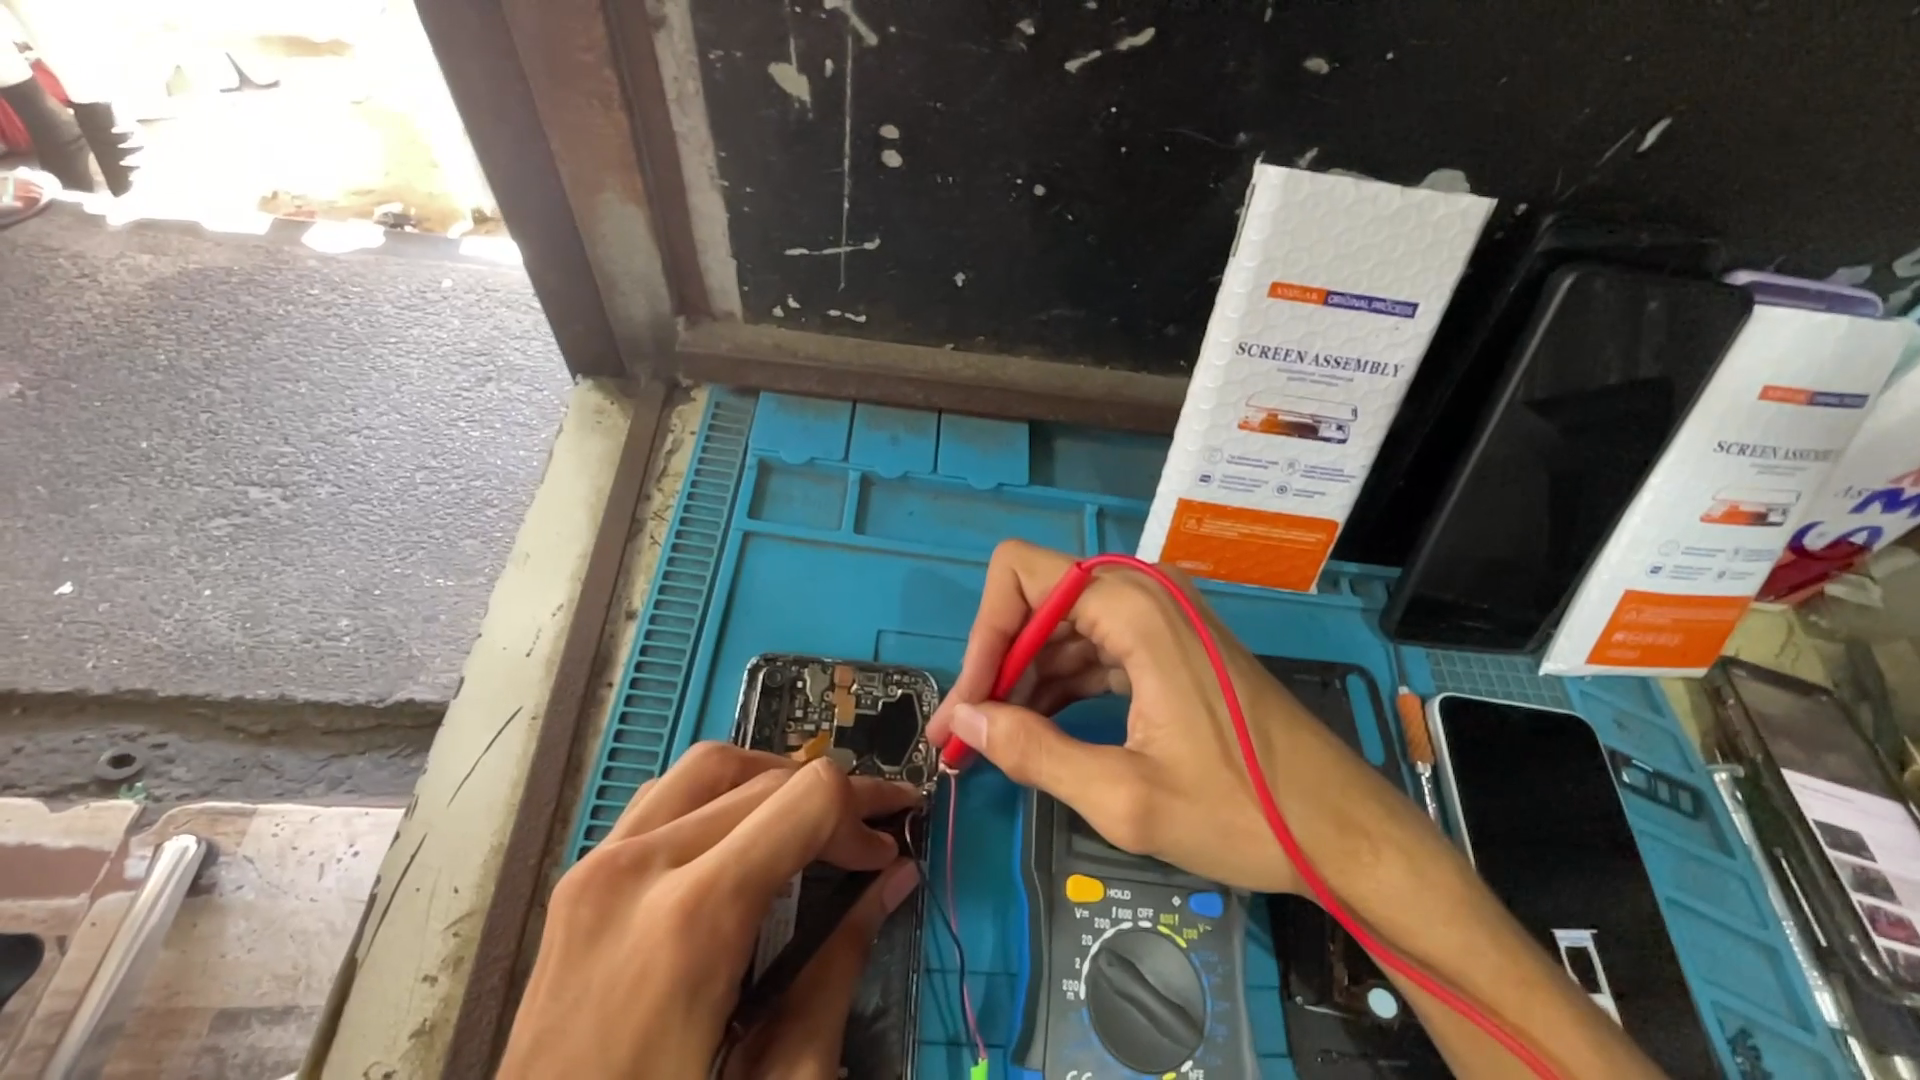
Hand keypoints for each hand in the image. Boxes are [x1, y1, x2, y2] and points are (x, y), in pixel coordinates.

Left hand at [500, 743, 922, 1079]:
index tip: (887, 853)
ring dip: (772, 782)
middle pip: (763, 777)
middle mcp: (638, 869)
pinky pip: (660, 799)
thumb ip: (839, 965)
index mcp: (693, 918)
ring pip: (707, 767)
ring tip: (811, 825)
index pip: (806, 799)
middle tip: (868, 837)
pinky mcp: (577, 881)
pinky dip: (716, 797)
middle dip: (832, 797)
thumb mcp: (780, 1074)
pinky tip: (739, 840)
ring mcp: (596, 868)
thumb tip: (892, 881)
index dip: (864, 814)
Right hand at [929, 540, 1398, 895]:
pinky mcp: (1172, 648)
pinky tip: (1038, 729)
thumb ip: (1034, 752)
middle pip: (1037, 600)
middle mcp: (1146, 594)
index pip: (1021, 577)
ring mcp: (1163, 620)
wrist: (1341, 830)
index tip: (969, 708)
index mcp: (1134, 608)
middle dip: (996, 664)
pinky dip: (1060, 685)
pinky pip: (1096, 648)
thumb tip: (966, 723)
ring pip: (1063, 627)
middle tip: (966, 735)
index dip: (983, 637)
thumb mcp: (1125, 797)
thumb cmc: (1243, 811)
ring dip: (1023, 679)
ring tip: (992, 742)